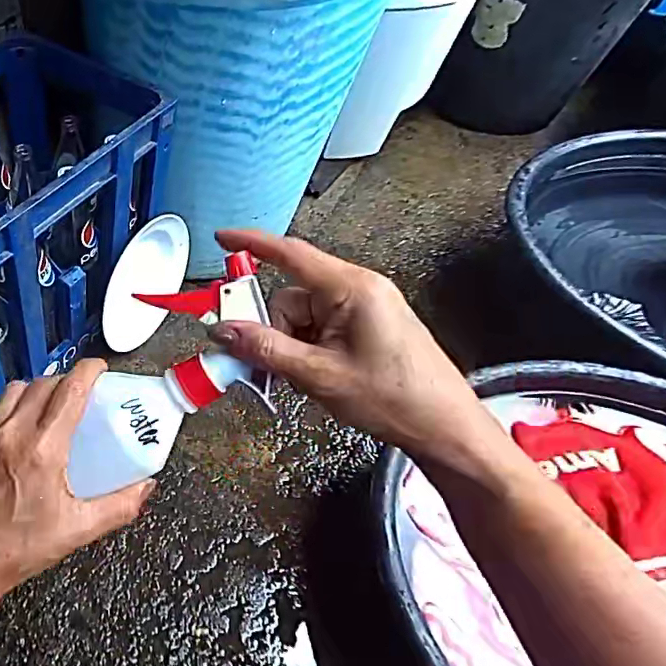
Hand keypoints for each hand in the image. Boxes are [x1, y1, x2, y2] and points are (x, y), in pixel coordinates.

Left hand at [0, 360, 155, 621]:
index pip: (69, 391)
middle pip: (44, 383)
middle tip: (84, 392)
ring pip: (16, 388)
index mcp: (42, 451)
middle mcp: (13, 434)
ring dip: (39, 388)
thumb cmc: (17, 547)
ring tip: (53, 404)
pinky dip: (14, 402)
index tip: (100, 369)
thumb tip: (145, 486)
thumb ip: (119, 506)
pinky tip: (23, 420)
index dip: (88, 372)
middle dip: (67, 380)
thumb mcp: (78, 530)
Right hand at [207, 229, 494, 460]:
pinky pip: (314, 330)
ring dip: (287, 348)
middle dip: (270, 331)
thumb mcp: (318, 374)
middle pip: (288, 299)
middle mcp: (356, 291)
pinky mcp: (360, 327)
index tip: (223, 239)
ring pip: (298, 319)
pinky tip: (311, 376)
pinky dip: (302, 351)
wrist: (442, 426)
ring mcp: (359, 309)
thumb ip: (265, 349)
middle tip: (263, 364)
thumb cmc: (397, 398)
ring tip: (301, 379)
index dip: (252, 244)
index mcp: (351, 289)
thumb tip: (225, 330)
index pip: (291, 254)